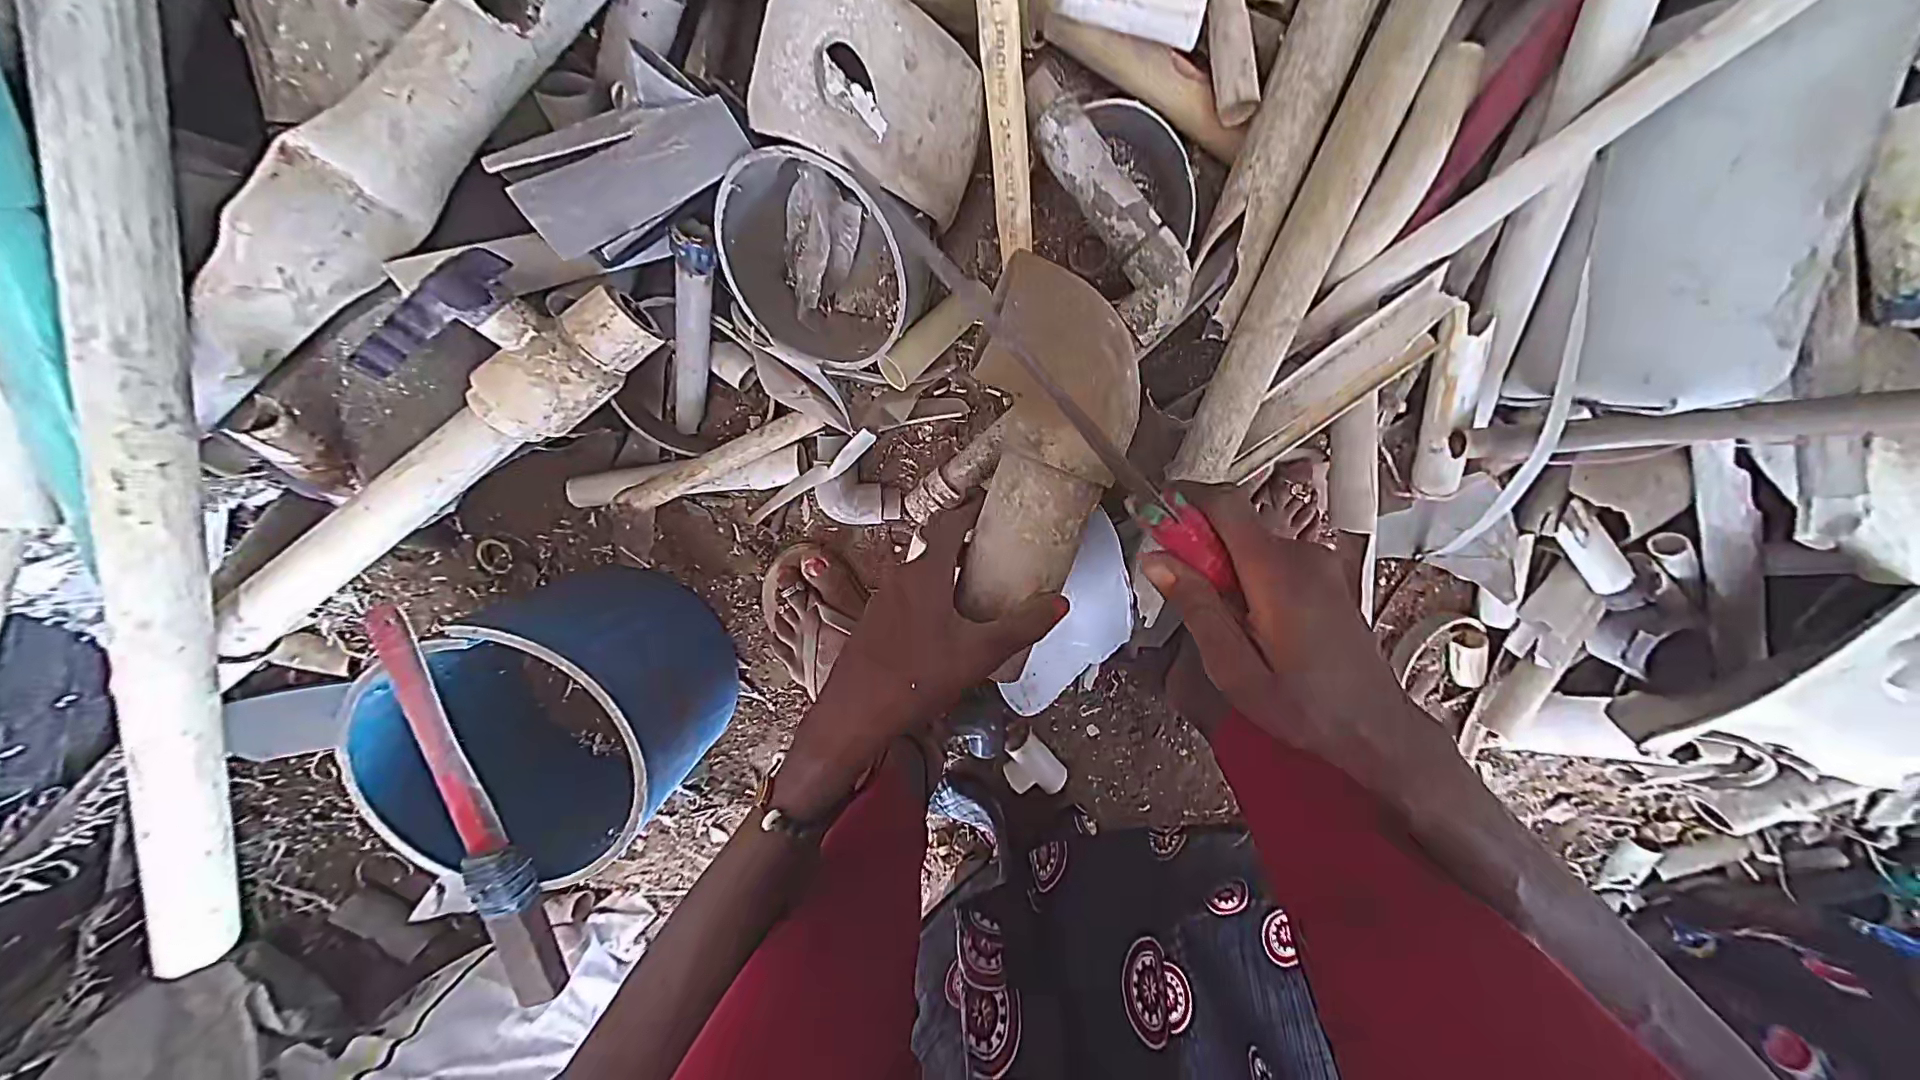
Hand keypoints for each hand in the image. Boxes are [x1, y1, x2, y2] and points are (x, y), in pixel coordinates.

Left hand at [774, 499, 1066, 817]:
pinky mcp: (874, 618)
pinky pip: (907, 591)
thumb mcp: (980, 653)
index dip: (972, 509)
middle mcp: (900, 576)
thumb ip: (1022, 627)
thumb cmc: (916, 679)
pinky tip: (944, 621)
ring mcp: (883, 596)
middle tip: (993, 551)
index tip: (991, 505)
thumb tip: (1058, 604)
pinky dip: (929, 591)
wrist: (855, 713)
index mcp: (925, 573)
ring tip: (976, 585)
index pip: (949, 522)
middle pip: (935, 544)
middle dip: (964, 542)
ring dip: (947, 569)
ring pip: (920, 569)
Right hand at [1140, 485, 1420, 762]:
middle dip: (1195, 546)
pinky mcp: (1321, 575)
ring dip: (1218, 565)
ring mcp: (1317, 563)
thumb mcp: (1233, 668)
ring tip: (1219, 620)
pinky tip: (1245, 620)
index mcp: (1278, 573)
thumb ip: (1195, 607)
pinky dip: (1242, 574)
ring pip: (1246, 541)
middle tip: (1178, 590)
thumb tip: (1158, 561)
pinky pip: (1266, 556)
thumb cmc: (1308, 709)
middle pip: (1232, 522)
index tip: (1153, 519)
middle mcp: (1302, 556)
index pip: (1224, 503)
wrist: (1375, 729)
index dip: (1181, 501)